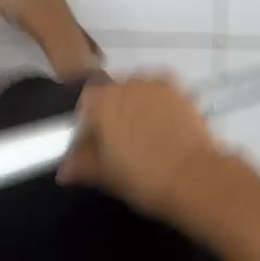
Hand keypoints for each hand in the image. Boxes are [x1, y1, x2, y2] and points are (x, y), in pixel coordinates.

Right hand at [57, 74, 224, 216]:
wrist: (195, 176)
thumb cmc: (144, 177)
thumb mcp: (106, 176)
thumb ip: (81, 165)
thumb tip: (64, 169)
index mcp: (103, 100)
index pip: (85, 101)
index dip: (87, 123)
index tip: (93, 145)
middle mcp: (128, 82)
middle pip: (112, 93)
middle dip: (112, 114)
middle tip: (120, 145)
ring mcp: (156, 83)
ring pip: (137, 91)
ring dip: (135, 107)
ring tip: (145, 138)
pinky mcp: (180, 88)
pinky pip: (160, 92)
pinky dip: (158, 105)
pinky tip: (165, 129)